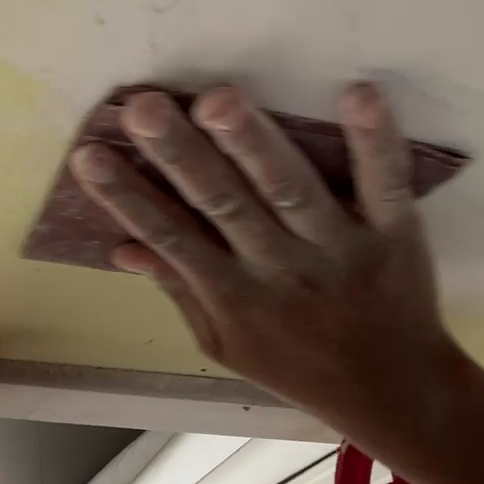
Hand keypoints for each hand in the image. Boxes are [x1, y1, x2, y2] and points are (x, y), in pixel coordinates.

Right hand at [68, 83, 459, 442]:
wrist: (394, 392)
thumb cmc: (293, 363)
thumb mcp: (221, 342)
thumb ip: (178, 289)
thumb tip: (121, 246)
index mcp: (232, 295)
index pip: (169, 239)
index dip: (127, 197)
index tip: (88, 156)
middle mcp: (278, 268)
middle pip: (222, 205)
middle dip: (180, 156)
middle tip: (143, 108)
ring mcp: (338, 248)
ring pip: (289, 188)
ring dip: (252, 143)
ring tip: (217, 99)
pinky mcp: (394, 232)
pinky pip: (384, 183)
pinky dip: (375, 141)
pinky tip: (358, 92)